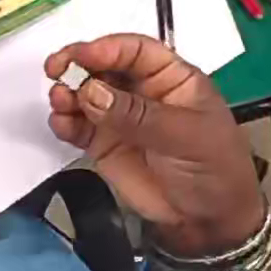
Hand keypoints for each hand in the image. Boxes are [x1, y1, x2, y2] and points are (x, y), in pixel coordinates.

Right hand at [44, 34, 264, 257]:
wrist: (205, 222)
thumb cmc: (214, 169)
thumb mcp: (184, 136)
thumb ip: (136, 114)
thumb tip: (91, 92)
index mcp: (170, 79)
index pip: (135, 51)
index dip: (106, 49)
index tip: (80, 55)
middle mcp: (140, 92)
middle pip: (102, 67)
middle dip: (77, 66)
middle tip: (56, 70)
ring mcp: (118, 117)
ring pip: (83, 94)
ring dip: (67, 93)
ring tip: (60, 102)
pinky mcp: (101, 142)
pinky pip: (76, 125)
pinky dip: (63, 122)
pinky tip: (61, 124)